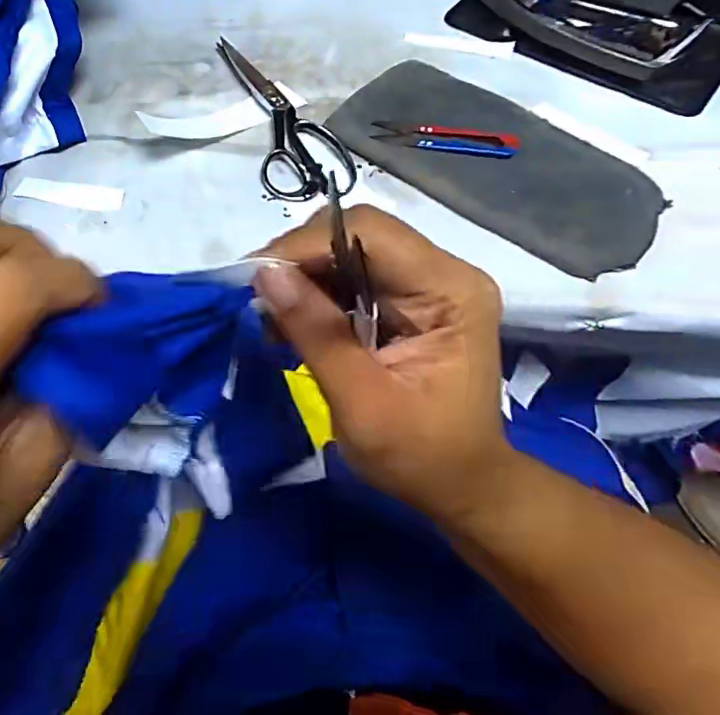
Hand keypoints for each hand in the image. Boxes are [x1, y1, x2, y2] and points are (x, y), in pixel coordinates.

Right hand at [256, 204, 512, 522]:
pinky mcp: (407, 297)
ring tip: (272, 317)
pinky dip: (313, 292)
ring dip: (302, 276)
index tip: (259, 278)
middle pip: (355, 234)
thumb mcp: (361, 402)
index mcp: (449, 290)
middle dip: (300, 260)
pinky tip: (292, 323)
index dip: (307, 245)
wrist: (460, 486)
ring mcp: (426, 282)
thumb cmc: (420, 455)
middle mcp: (442, 272)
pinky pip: (348, 273)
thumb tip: (265, 274)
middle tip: (260, 297)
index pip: (369, 233)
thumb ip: (316, 333)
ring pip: (345, 249)